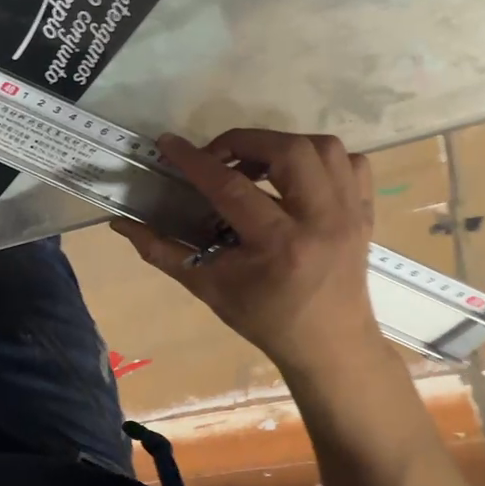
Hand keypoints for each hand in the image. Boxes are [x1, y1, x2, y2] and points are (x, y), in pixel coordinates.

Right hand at [112, 129, 381, 373]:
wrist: (329, 344)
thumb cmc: (263, 317)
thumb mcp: (204, 285)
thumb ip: (160, 250)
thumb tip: (120, 224)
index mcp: (280, 243)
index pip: (232, 186)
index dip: (195, 161)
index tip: (168, 144)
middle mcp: (323, 221)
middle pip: (290, 152)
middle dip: (245, 141)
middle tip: (215, 156)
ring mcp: (351, 214)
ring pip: (324, 149)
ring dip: (281, 145)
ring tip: (252, 163)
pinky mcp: (365, 213)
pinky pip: (350, 164)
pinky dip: (318, 159)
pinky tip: (290, 175)